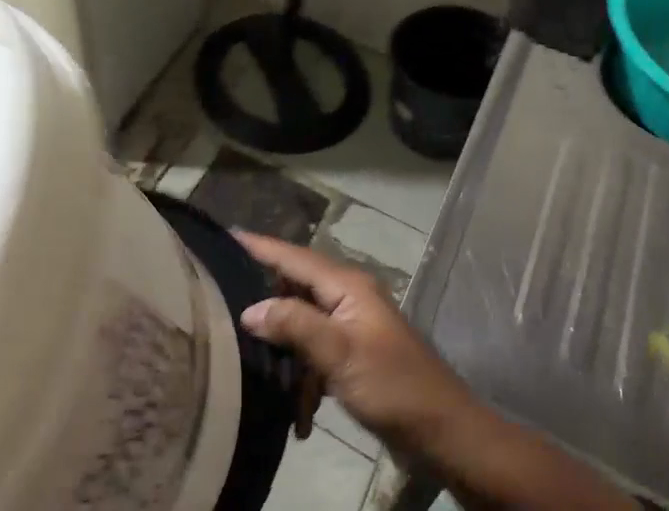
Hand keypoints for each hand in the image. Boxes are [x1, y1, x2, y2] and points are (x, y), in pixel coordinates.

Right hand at [234, 231, 477, 452]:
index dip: (260, 247)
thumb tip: (250, 309)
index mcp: (347, 286)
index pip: (294, 257)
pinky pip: (316, 353)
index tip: (226, 235)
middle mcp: (349, 297)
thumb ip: (295, 325)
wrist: (445, 433)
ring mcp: (353, 326)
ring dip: (285, 349)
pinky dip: (304, 376)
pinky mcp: (355, 355)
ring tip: (254, 366)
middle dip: (264, 299)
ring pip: (303, 324)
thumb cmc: (394, 387)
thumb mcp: (339, 354)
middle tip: (223, 304)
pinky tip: (297, 409)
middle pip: (295, 286)